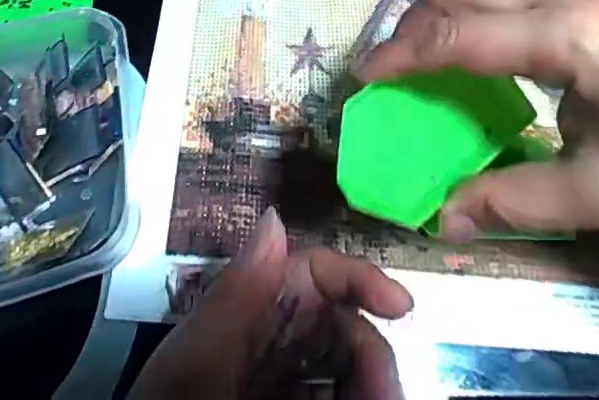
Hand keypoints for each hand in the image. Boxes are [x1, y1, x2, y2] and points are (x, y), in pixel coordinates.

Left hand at [128, 207, 412, 399]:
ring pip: (342, 366)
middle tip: (387, 393)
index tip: (401, 307)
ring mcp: (277, 383)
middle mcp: (267, 344)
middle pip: (338, 323)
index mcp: (245, 315)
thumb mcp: (196, 362)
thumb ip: (236, 294)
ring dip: (368, 381)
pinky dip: (352, 399)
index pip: (311, 274)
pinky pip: (330, 396)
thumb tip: (275, 216)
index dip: (358, 277)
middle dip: (371, 348)